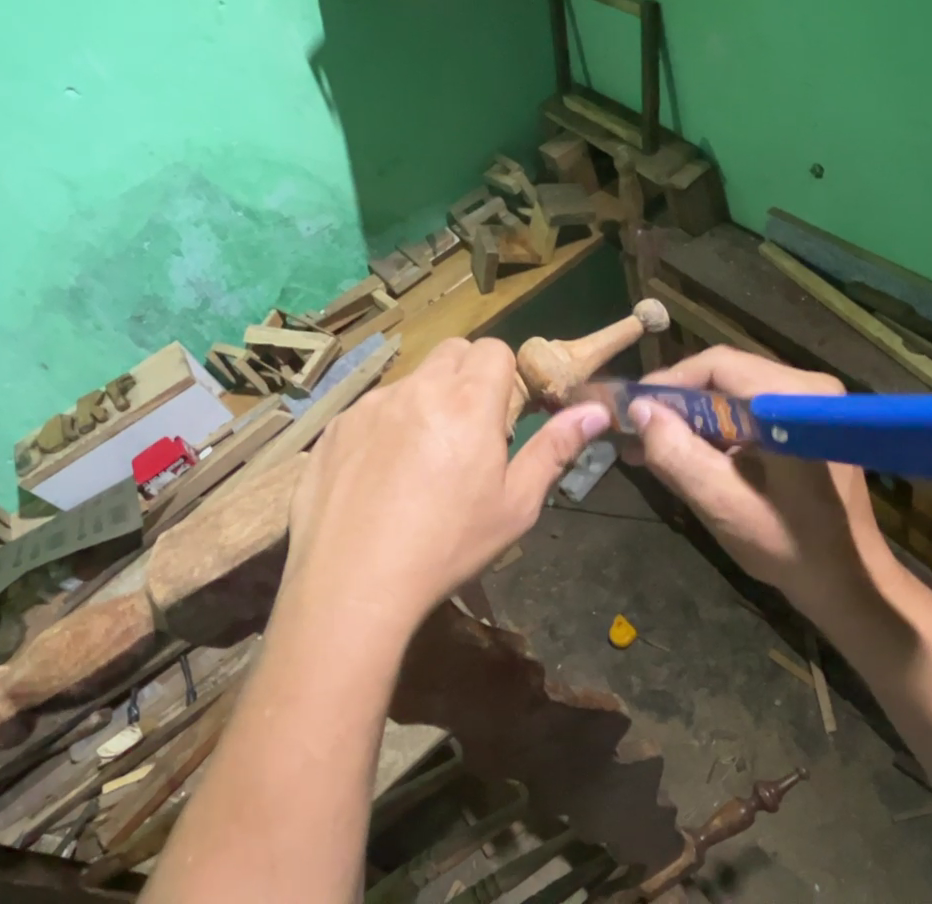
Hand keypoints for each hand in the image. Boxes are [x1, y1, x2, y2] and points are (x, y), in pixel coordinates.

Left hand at [286, 338, 610, 630]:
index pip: (494, 348)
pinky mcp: (335, 428)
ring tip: (420, 461)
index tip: (504, 415)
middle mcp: (417, 389)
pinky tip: (380, 478)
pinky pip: (371, 410)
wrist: (353, 582)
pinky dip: (385, 427)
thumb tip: (595, 411)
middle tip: (469, 431)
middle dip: (467, 377)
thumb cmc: (448, 546)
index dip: (505, 374)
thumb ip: (555, 449)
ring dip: (425, 402)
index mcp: (468, 402)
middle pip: (452, 352)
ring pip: (410, 381)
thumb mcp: (515, 505)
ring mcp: (370, 406)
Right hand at [629, 347, 882, 608]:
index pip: (718, 366)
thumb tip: (639, 411)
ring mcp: (810, 405)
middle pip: (725, 377)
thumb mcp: (724, 505)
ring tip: (650, 446)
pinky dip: (716, 431)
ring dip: (693, 419)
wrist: (850, 581)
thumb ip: (678, 455)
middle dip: (677, 404)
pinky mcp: (806, 424)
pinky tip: (685, 455)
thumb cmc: (792, 547)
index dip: (668, 383)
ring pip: (734, 395)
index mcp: (794, 400)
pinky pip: (749, 412)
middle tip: (635, 429)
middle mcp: (808, 388)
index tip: (630, 408)